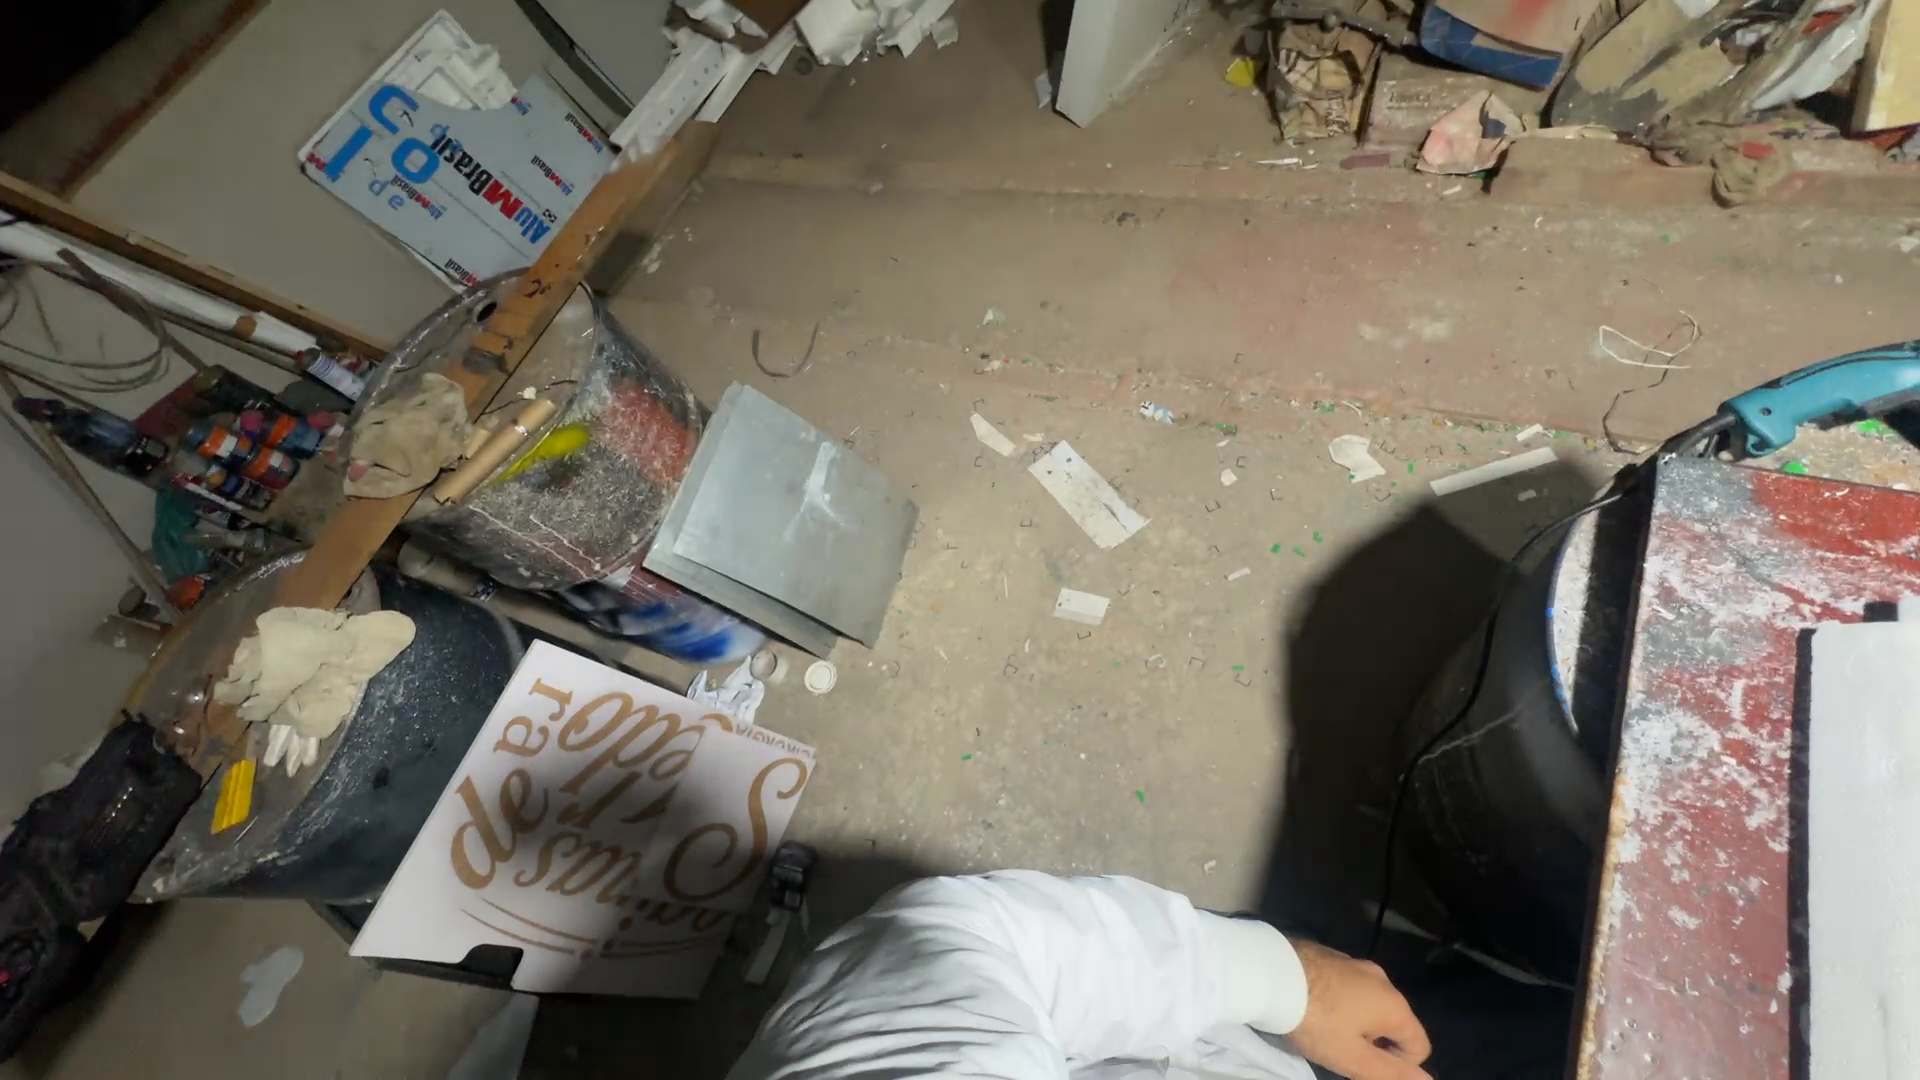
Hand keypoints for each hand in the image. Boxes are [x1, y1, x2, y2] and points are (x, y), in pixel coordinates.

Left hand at [1286, 940, 1431, 1079]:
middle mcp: (1378, 976)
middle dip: (1372, 1042)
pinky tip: (1310, 1004)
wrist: (1267, 972)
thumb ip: (1394, 1075)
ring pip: (1365, 1002)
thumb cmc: (1314, 1019)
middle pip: (1391, 1022)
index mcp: (1393, 1002)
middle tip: (1339, 1048)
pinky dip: (1335, 999)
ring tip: (1321, 1027)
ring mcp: (1349, 960)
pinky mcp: (1324, 952)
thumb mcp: (1355, 1059)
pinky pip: (1343, 985)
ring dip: (1353, 1020)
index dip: (1396, 1064)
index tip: (1361, 1063)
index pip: (1418, 1045)